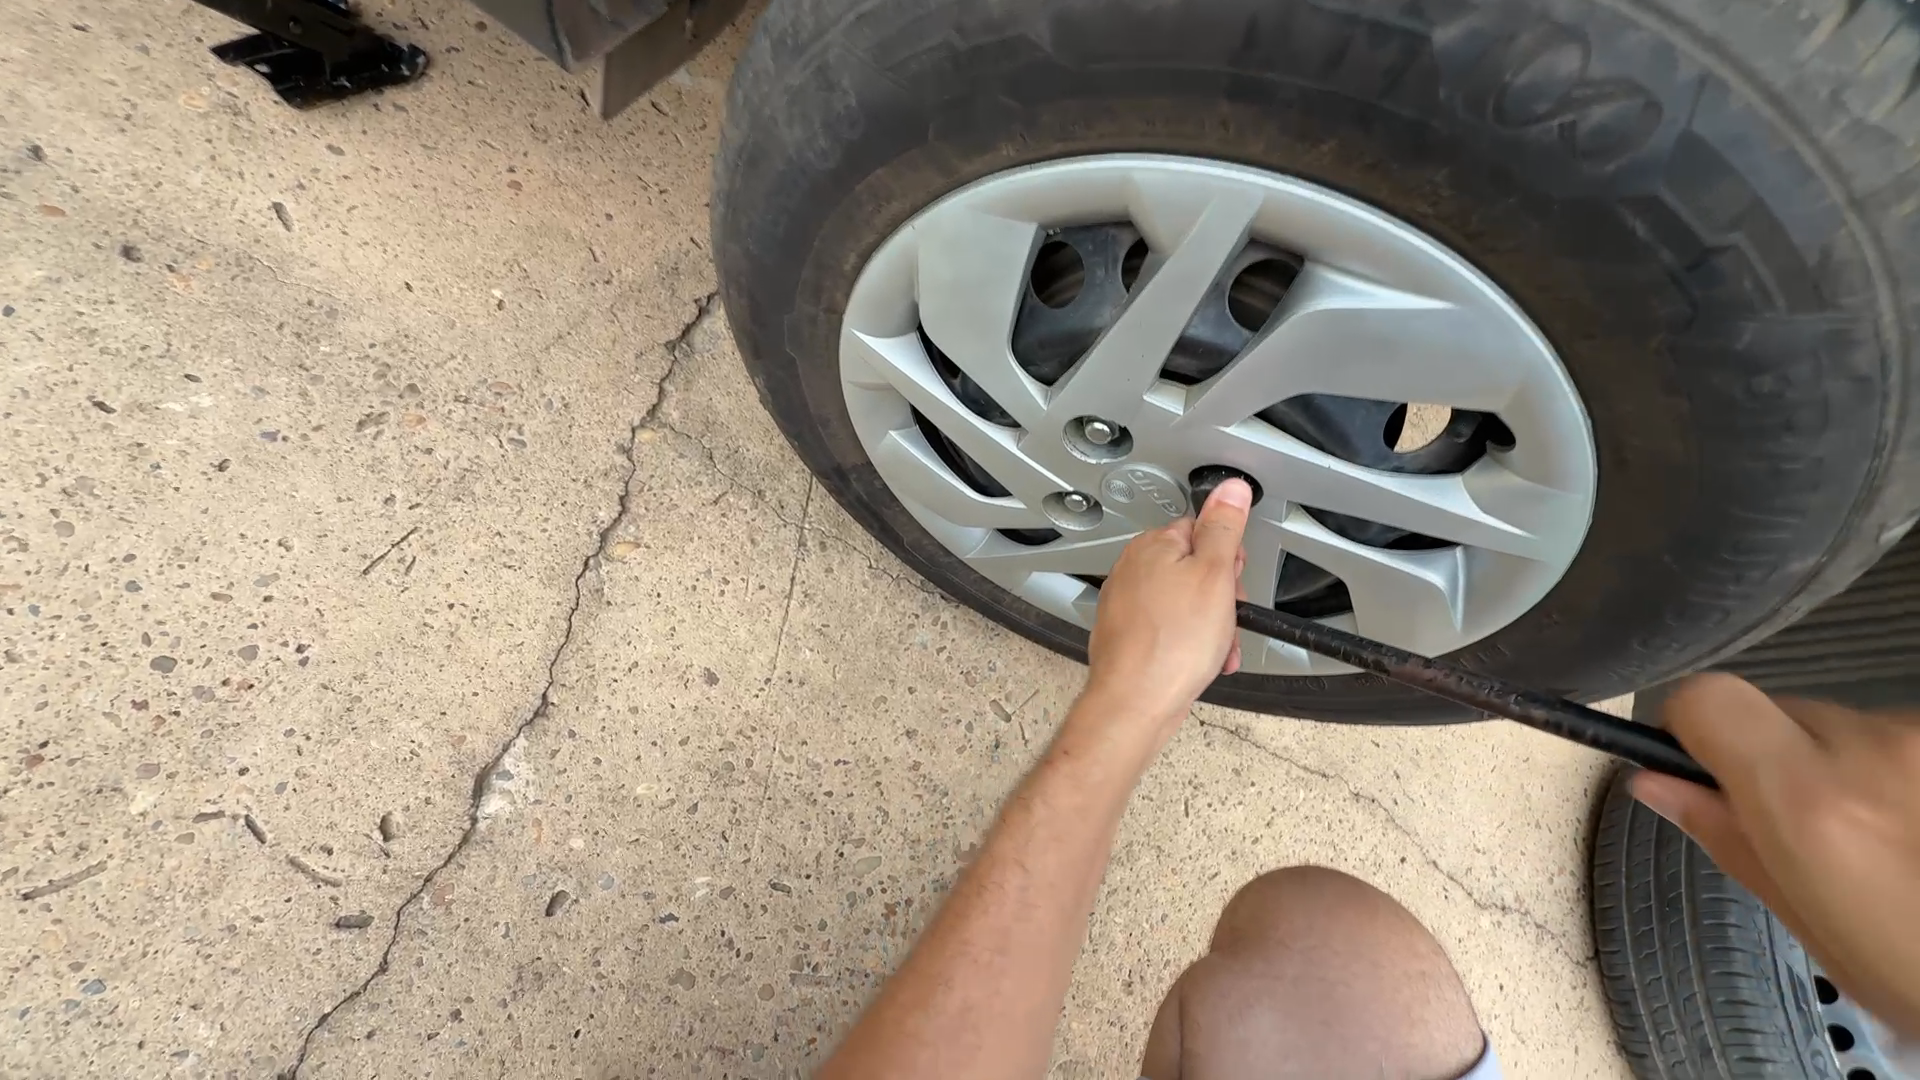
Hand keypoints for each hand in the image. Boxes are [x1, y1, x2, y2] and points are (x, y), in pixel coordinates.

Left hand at [1080, 479, 1251, 743]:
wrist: (1136, 701)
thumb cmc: (1171, 643)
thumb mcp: (1214, 575)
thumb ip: (1223, 528)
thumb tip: (1231, 488)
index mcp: (1152, 545)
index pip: (1201, 529)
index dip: (1226, 557)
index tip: (1232, 579)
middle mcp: (1133, 569)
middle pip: (1194, 567)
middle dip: (1220, 595)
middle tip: (1225, 616)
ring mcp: (1128, 602)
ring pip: (1186, 602)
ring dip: (1211, 625)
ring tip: (1216, 647)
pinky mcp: (1128, 632)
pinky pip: (1170, 628)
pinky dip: (1190, 643)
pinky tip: (1202, 662)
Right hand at [1633, 673, 1919, 1035]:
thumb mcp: (1813, 923)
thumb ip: (1727, 838)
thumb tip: (1655, 783)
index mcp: (1807, 797)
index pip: (1708, 697)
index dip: (1693, 725)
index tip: (1704, 765)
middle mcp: (1876, 754)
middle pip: (1785, 712)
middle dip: (1784, 754)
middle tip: (1816, 825)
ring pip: (1857, 730)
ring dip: (1858, 770)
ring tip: (1897, 840)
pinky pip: (1911, 745)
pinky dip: (1909, 779)